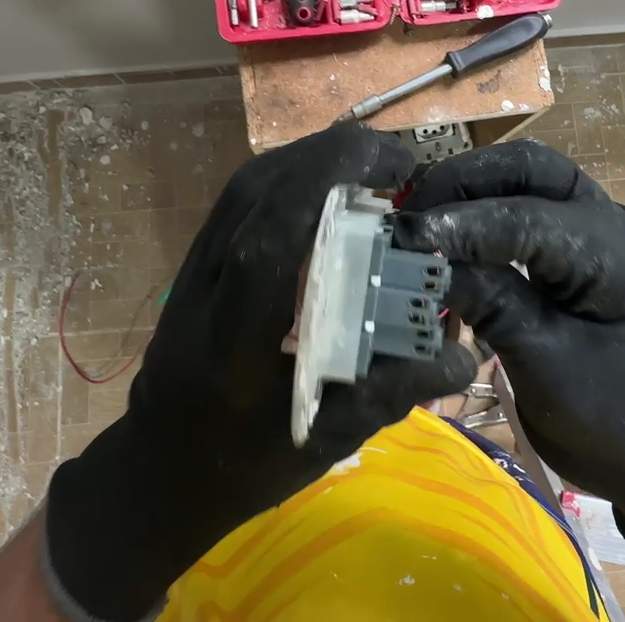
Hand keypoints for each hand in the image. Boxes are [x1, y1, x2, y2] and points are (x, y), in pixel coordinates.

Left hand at [43, 123, 475, 620]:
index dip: (328, 184)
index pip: (271, 239)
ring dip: (310, 157)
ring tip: (370, 164)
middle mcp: (206, 288)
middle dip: (329, 157)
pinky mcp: (197, 256)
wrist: (161, 468)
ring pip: (247, 183)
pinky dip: (291, 173)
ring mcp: (193, 265)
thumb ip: (389, 393)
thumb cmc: (243, 463)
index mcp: (232, 340)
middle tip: (397, 160)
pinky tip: (329, 183)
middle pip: (258, 192)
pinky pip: (243, 195)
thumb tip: (463, 354)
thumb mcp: (321, 440)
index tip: (396, 166)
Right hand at [393, 139, 624, 594]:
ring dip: (475, 188)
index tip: (405, 236)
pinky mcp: (586, 245)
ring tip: (424, 215)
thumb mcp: (547, 370)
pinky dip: (488, 209)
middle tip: (412, 210)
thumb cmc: (613, 427)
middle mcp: (619, 227)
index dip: (465, 223)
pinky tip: (454, 233)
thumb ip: (492, 304)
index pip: (533, 219)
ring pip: (532, 178)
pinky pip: (533, 206)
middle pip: (535, 169)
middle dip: (468, 180)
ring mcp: (604, 230)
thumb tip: (423, 258)